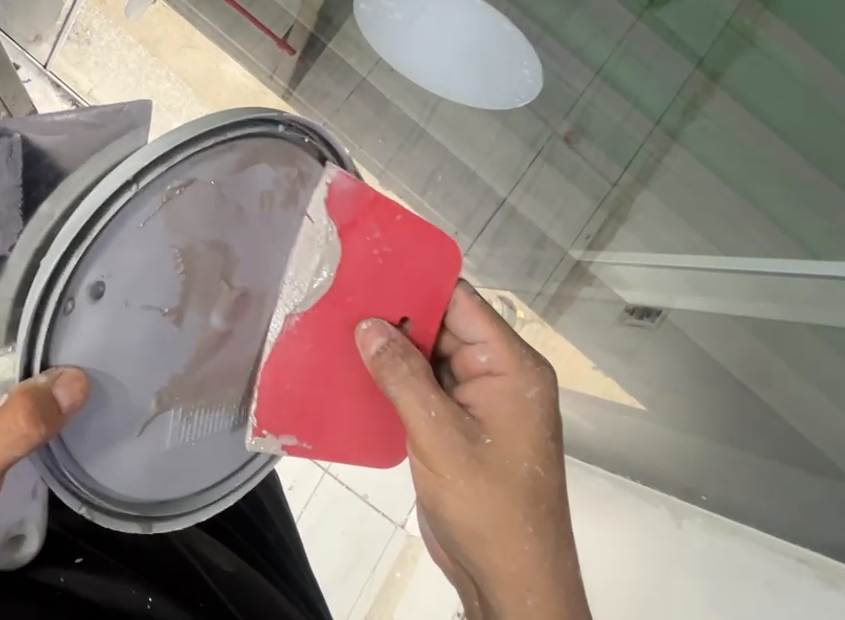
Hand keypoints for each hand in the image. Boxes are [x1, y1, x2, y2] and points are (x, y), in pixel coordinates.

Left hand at [0, 334, 89, 618]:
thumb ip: (25, 418)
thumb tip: (80, 378)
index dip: (33, 314)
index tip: (79, 316)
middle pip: (2, 340)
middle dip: (43, 349)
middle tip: (96, 345)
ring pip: (7, 371)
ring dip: (41, 380)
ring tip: (92, 370)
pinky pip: (5, 400)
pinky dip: (31, 406)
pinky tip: (66, 406)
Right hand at [356, 282, 589, 619]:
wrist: (510, 580)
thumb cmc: (487, 505)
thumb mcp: (440, 436)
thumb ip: (402, 375)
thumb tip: (367, 323)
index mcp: (511, 366)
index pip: (460, 301)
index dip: (415, 280)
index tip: (366, 263)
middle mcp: (496, 373)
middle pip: (440, 323)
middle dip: (392, 311)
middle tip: (338, 292)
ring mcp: (476, 399)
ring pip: (426, 353)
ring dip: (387, 344)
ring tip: (334, 321)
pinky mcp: (456, 422)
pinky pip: (421, 383)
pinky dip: (390, 375)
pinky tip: (350, 367)